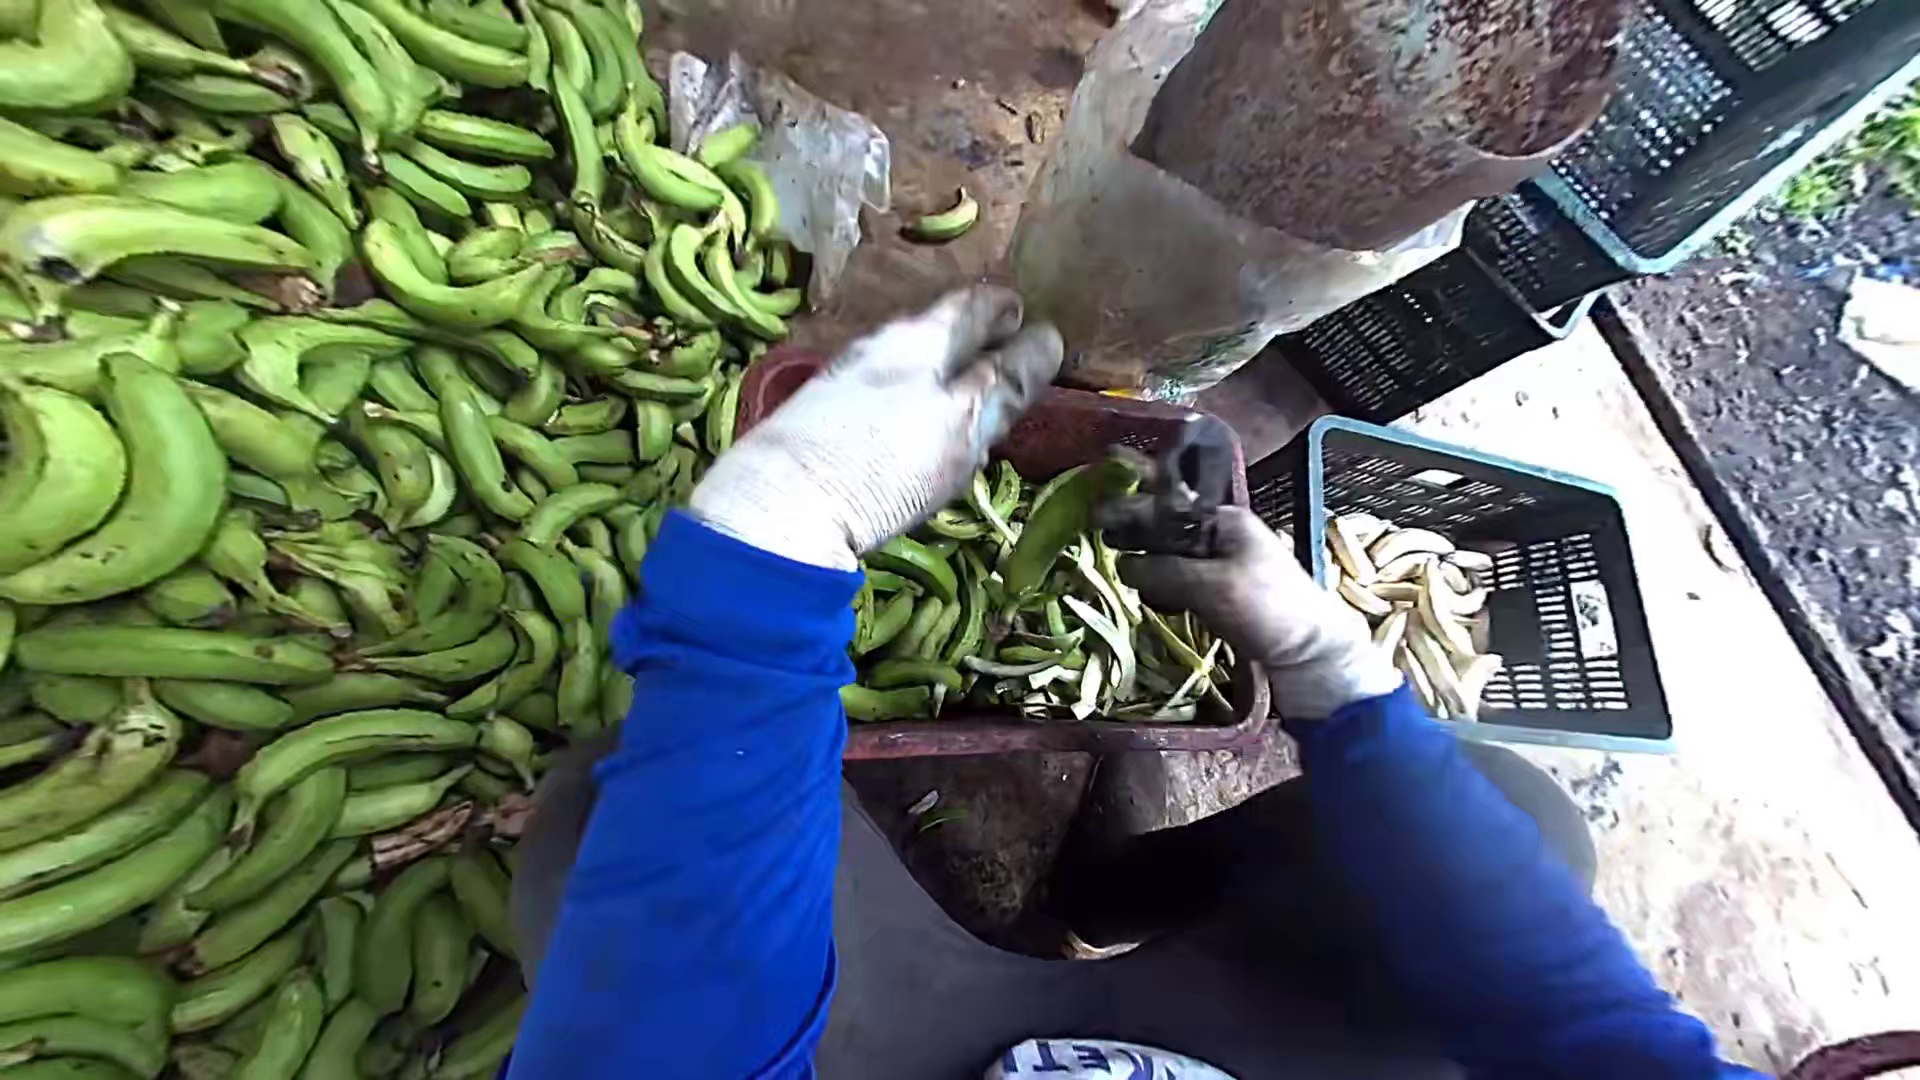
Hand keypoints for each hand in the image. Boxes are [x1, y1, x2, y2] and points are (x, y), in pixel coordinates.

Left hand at [691, 286, 1062, 569]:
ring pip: (910, 361)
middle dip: (973, 336)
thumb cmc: (887, 460)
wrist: (785, 505)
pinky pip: (887, 391)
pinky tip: (915, 422)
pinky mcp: (828, 415)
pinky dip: (914, 395)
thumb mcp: (962, 423)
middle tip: (1001, 352)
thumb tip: (1049, 339)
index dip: (1003, 308)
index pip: (972, 305)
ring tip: (966, 389)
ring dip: (942, 368)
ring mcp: (849, 379)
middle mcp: (881, 347)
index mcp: (920, 338)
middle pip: (938, 330)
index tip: (1024, 317)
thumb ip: (1005, 382)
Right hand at [1115, 506, 1402, 718]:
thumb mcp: (1211, 584)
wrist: (1311, 655)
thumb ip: (1163, 570)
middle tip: (1095, 530)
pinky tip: (1142, 589)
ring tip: (1112, 559)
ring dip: (1141, 556)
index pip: (1167, 504)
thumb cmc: (1267, 607)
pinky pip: (1175, 578)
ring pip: (1167, 553)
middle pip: (1164, 526)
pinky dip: (1157, 582)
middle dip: (1131, 527)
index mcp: (1222, 520)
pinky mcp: (1214, 591)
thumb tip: (1123, 565)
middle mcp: (1217, 535)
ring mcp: (1217, 564)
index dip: (1131, 504)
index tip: (1097, 509)